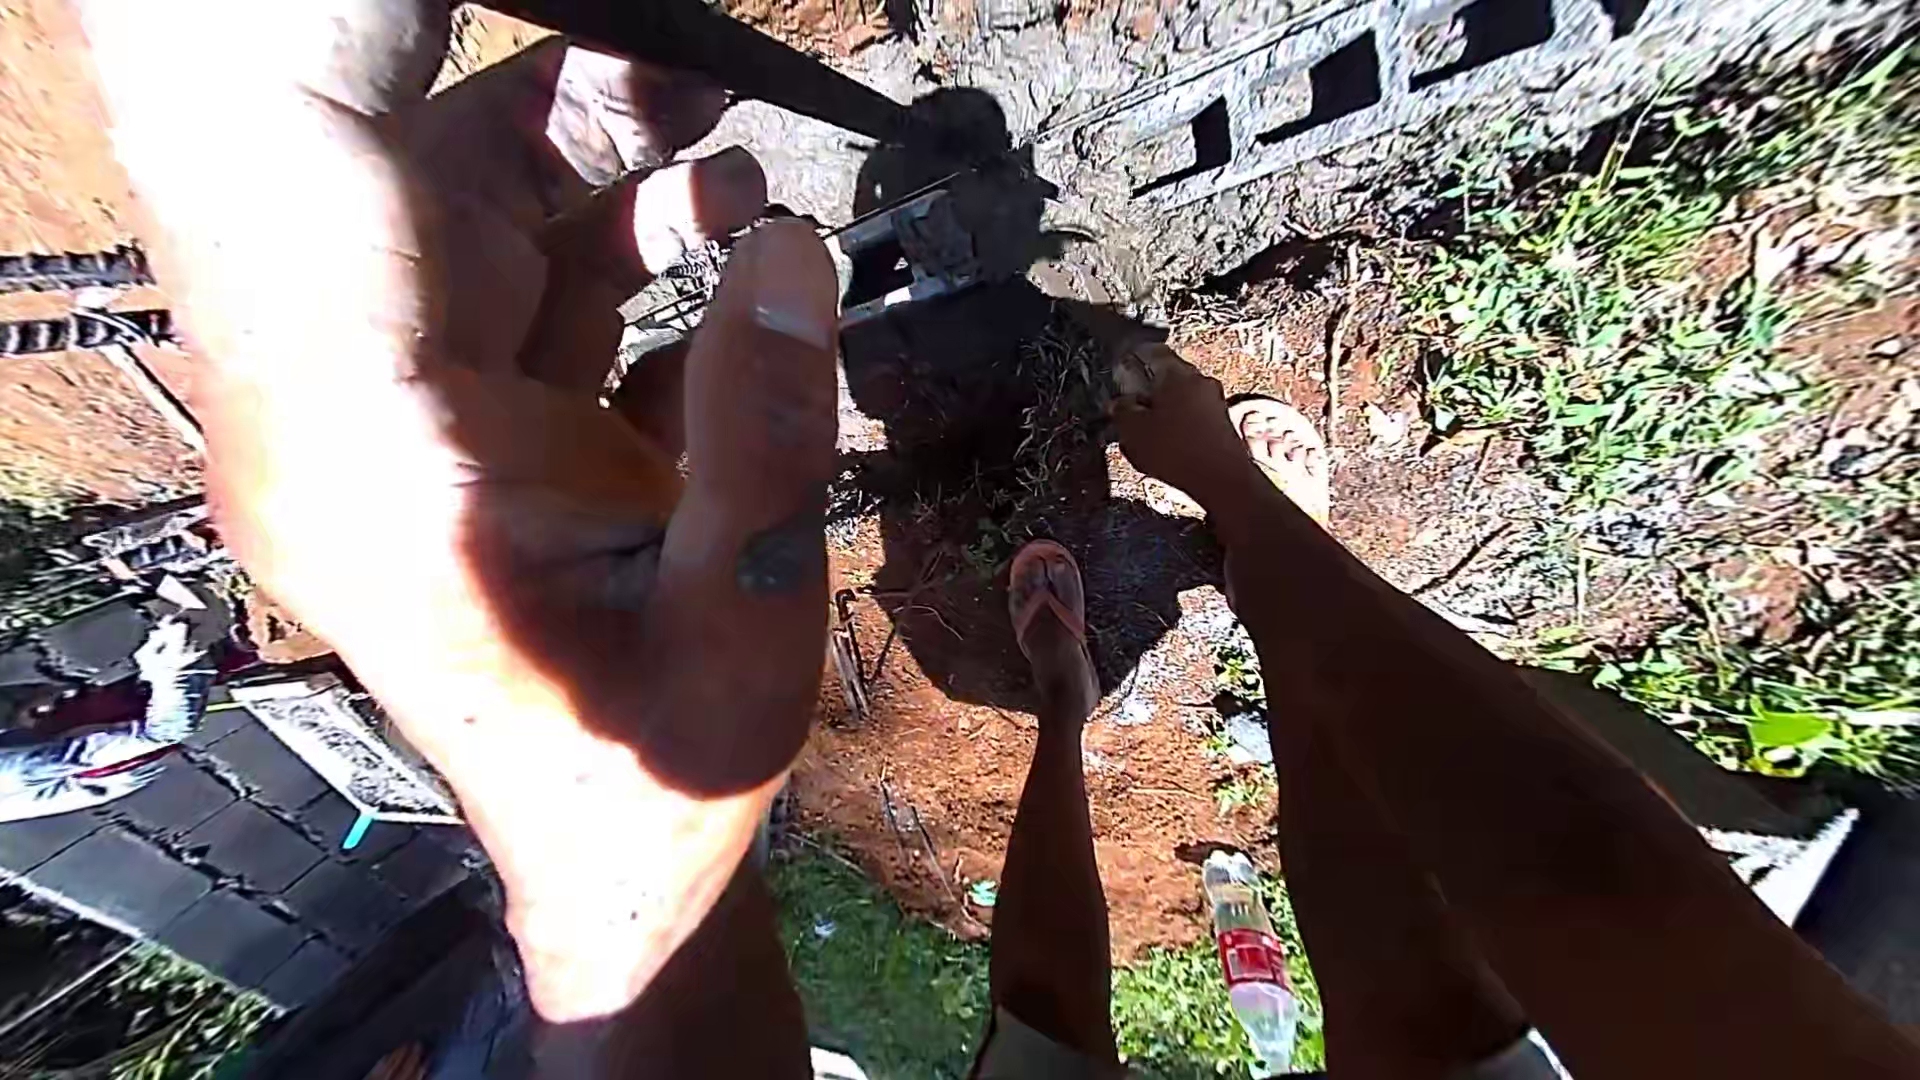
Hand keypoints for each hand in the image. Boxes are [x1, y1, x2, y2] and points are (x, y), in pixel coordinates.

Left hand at [80, 1, 837, 1020]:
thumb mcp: (744, 609)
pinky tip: (730, 236)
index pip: (286, 143)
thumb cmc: (674, 763)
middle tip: (690, 46)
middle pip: (395, 156)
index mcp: (384, 453)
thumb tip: (791, 255)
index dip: (345, 2)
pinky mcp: (502, 442)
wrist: (636, 842)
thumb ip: (763, 432)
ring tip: (727, 133)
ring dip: (601, 151)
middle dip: (541, 73)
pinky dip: (635, 245)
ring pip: (484, 219)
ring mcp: (436, 423)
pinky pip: (549, 296)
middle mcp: (370, 411)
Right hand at [1110, 343, 1254, 506]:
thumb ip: (1122, 411)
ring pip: (1181, 397)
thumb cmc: (1175, 451)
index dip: (1134, 359)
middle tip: (1129, 404)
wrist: (1220, 479)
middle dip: (1148, 389)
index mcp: (1177, 374)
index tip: (1122, 369)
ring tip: (1145, 429)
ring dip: (1163, 408)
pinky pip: (1193, 415)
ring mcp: (1214, 402)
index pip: (1153, 353)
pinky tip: (1166, 443)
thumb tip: (1118, 403)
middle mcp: (1200, 381)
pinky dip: (1178, 424)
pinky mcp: (1221, 423)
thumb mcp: (1133, 431)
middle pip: (1168, 377)